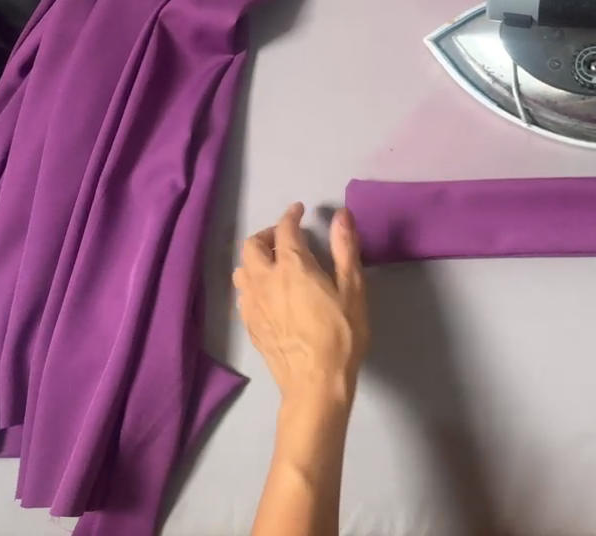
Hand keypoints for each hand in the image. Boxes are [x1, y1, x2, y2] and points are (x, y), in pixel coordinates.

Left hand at [235, 203, 369, 410]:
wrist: (316, 385)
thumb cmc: (341, 334)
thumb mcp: (353, 288)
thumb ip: (345, 248)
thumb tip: (341, 214)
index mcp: (292, 268)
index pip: (285, 230)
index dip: (291, 215)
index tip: (300, 210)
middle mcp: (266, 281)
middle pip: (251, 246)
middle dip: (268, 234)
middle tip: (287, 237)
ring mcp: (253, 306)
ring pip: (242, 270)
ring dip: (256, 259)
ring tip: (276, 263)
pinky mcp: (251, 326)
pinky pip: (243, 294)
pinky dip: (253, 282)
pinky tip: (270, 293)